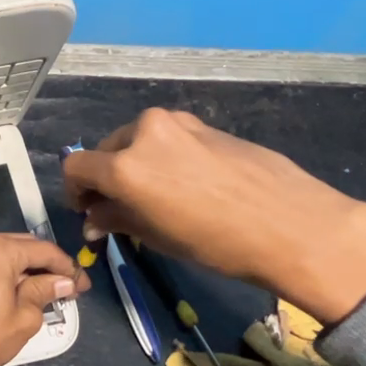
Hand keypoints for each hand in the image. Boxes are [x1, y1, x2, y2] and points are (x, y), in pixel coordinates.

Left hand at [0, 231, 89, 365]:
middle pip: (18, 246)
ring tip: (38, 289)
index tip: (83, 284)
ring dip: (18, 268)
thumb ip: (44, 292)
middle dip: (42, 265)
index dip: (67, 267)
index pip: (42, 250)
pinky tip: (5, 292)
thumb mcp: (24, 318)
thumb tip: (63, 282)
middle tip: (65, 286)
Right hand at [62, 108, 365, 323]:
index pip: (76, 167)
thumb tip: (94, 218)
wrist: (289, 223)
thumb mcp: (156, 236)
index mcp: (124, 166)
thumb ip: (117, 219)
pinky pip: (167, 138)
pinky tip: (186, 185)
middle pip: (106, 150)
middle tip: (119, 208)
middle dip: (106, 178)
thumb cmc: (215, 241)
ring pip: (137, 140)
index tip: (87, 210)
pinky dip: (162, 157)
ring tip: (155, 197)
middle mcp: (144, 133)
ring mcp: (178, 123)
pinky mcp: (205, 124)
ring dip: (135, 165)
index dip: (75, 191)